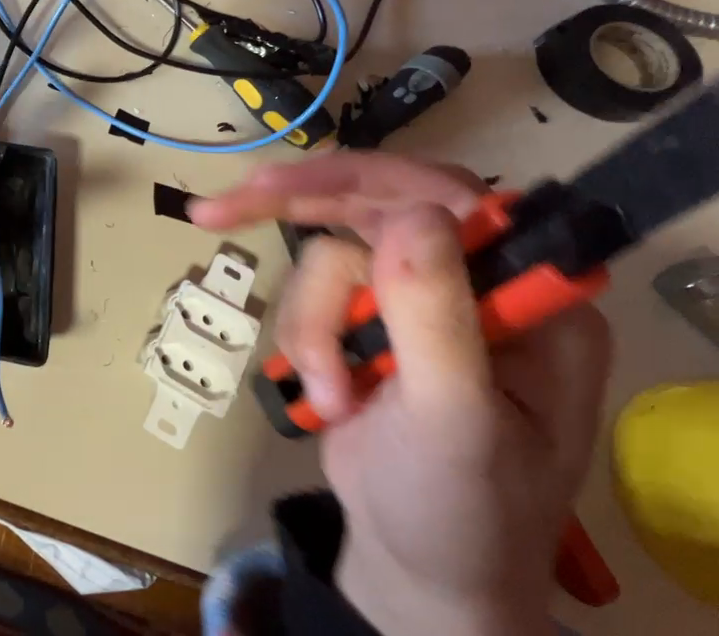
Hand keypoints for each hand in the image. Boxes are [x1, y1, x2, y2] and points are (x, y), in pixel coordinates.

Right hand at [193, 153, 610, 635]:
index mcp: (531, 298)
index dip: (354, 181)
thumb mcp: (452, 416)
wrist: (420, 563)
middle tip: (214, 212)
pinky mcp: (369, 323)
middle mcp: (477, 284)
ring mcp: (417, 303)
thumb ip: (435, 316)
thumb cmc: (461, 505)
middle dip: (294, 213)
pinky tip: (322, 393)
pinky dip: (299, 339)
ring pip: (327, 260)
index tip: (268, 189)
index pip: (444, 198)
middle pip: (371, 207)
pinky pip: (308, 294)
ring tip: (327, 395)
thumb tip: (412, 215)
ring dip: (308, 326)